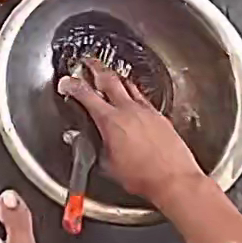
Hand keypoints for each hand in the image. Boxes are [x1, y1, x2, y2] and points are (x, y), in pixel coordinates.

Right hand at [57, 59, 204, 205]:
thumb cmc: (143, 177)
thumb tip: (90, 142)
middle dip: (95, 67)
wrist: (175, 180)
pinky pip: (143, 98)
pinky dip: (134, 94)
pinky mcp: (160, 117)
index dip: (72, 85)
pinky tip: (133, 99)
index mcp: (110, 121)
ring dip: (116, 78)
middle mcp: (128, 110)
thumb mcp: (108, 165)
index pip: (85, 94)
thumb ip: (96, 147)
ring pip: (128, 85)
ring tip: (110, 76)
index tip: (66, 82)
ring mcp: (146, 111)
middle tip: (89, 62)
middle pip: (109, 79)